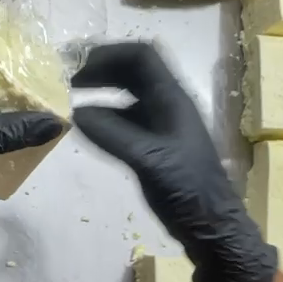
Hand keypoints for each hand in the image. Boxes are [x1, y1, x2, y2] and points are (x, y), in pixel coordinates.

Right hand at [71, 42, 277, 281]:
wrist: (213, 228)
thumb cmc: (188, 190)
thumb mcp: (149, 161)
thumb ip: (112, 135)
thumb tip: (74, 113)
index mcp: (173, 98)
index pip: (141, 56)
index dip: (109, 54)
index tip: (78, 65)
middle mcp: (168, 104)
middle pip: (133, 70)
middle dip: (101, 68)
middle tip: (69, 79)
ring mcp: (162, 124)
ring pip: (129, 93)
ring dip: (102, 90)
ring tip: (73, 98)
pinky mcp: (156, 144)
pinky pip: (127, 118)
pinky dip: (106, 115)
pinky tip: (88, 126)